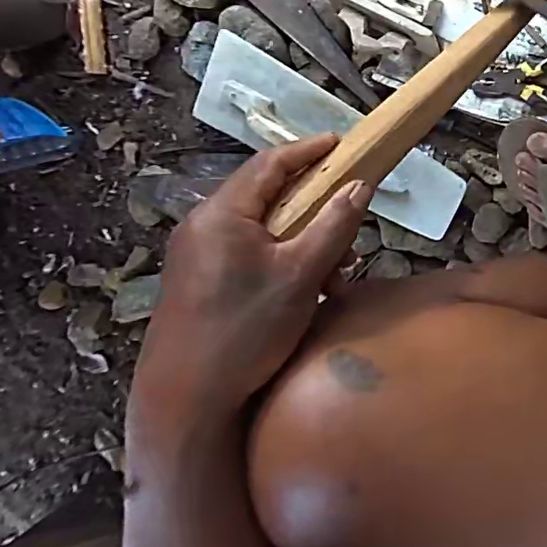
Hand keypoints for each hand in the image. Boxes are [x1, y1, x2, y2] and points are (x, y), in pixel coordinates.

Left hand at [136, 137, 372, 415]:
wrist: (185, 403)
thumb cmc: (244, 330)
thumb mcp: (301, 274)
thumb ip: (334, 225)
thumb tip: (361, 185)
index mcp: (222, 214)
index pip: (270, 164)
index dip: (309, 150)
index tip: (343, 143)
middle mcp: (205, 226)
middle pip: (270, 196)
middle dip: (317, 207)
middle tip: (352, 221)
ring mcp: (200, 255)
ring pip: (266, 228)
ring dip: (307, 240)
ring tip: (337, 270)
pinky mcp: (203, 282)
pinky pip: (253, 253)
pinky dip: (287, 260)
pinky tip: (311, 288)